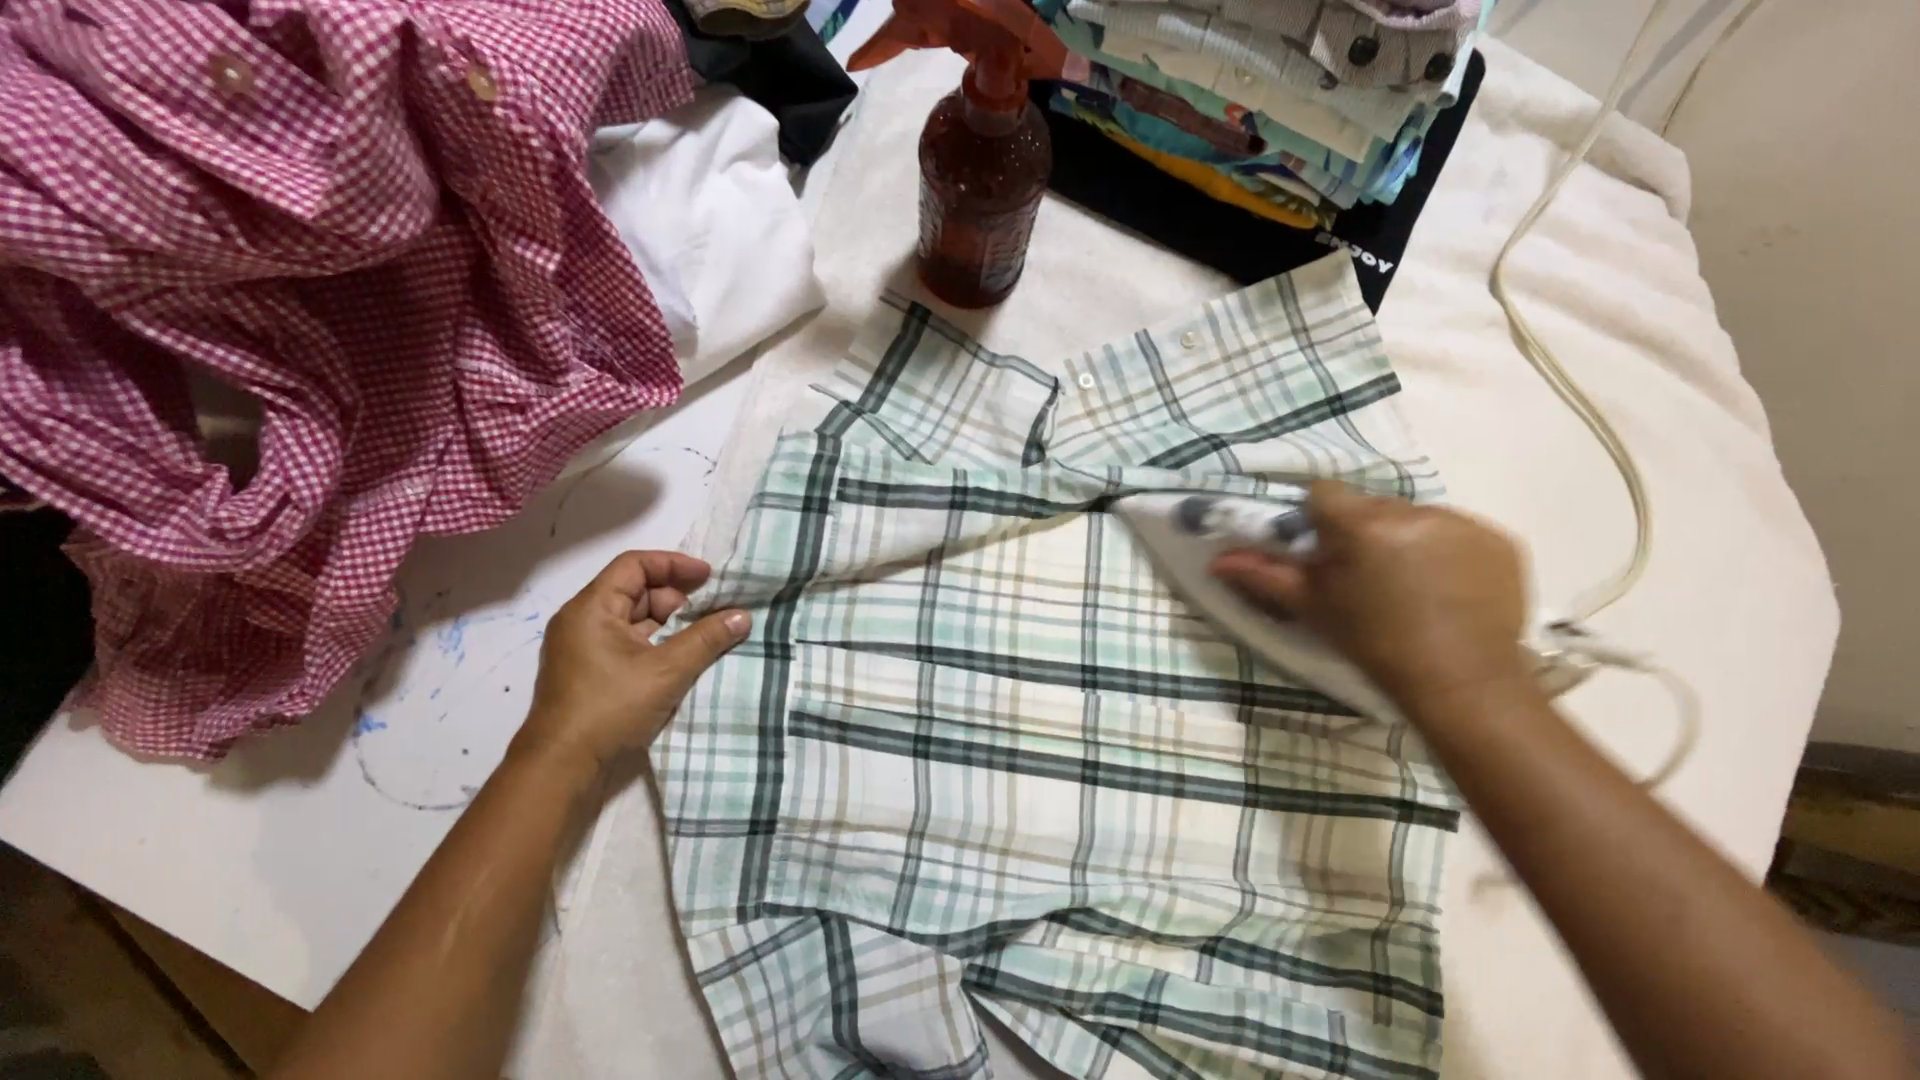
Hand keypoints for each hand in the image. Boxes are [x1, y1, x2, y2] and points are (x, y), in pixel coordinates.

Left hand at [515, 550, 749, 779]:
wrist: (562, 766)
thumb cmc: (610, 707)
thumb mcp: (667, 671)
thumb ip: (707, 639)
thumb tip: (742, 616)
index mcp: (592, 608)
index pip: (635, 565)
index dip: (674, 565)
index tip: (709, 578)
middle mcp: (582, 621)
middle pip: (634, 591)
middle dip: (675, 598)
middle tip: (711, 612)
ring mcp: (582, 648)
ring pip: (632, 620)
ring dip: (668, 624)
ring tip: (703, 636)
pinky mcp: (588, 673)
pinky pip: (626, 644)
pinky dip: (654, 644)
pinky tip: (680, 659)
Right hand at [1210, 482, 1529, 704]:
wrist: (1462, 684)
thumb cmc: (1374, 646)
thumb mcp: (1314, 609)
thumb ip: (1266, 576)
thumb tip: (1218, 560)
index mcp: (1361, 524)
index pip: (1324, 493)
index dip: (1318, 519)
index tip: (1324, 553)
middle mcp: (1413, 511)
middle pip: (1371, 505)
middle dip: (1363, 532)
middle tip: (1364, 577)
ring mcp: (1462, 522)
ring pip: (1415, 518)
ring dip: (1405, 541)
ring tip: (1410, 587)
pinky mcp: (1499, 539)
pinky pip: (1458, 533)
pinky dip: (1448, 553)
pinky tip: (1447, 590)